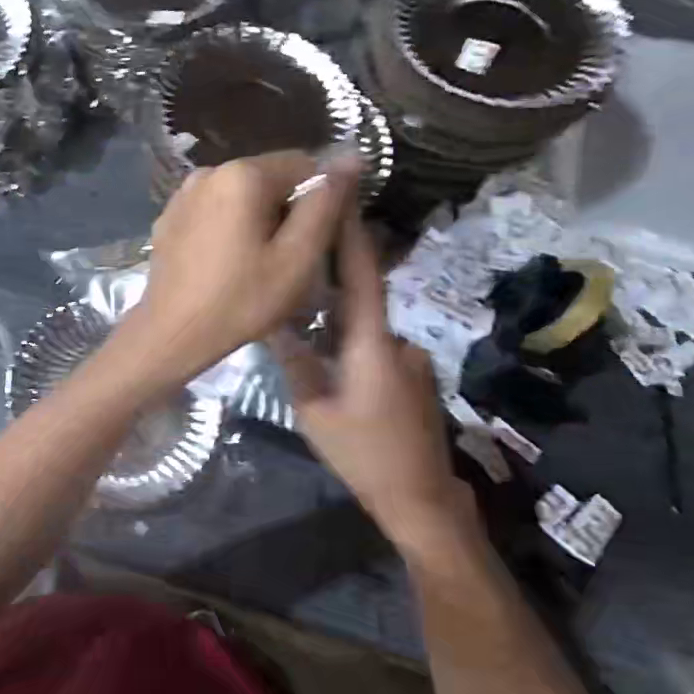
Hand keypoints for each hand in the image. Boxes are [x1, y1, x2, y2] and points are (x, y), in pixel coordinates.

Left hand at [112, 150, 359, 390]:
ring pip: (242, 196)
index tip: (316, 241)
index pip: (304, 165)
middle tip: (287, 260)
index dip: (320, 200)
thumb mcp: (296, 258)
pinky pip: (214, 211)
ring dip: (258, 221)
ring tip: (255, 266)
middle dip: (287, 211)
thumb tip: (351, 159)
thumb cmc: (241, 301)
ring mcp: (184, 194)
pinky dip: (228, 229)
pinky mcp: (169, 218)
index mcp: (243, 174)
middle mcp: (209, 171)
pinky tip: (225, 265)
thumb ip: (325, 205)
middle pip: (270, 178)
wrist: (171, 334)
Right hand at [275, 216, 479, 562]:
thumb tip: (273, 324)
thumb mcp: (314, 410)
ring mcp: (410, 358)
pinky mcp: (412, 376)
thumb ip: (297, 362)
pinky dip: (352, 340)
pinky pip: (376, 345)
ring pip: (367, 325)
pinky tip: (332, 358)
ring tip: (305, 313)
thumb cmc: (363, 454)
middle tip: (302, 254)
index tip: (341, 198)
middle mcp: (397, 341)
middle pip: (364, 294)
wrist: (420, 495)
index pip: (362, 276)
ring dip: (340, 314)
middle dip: (337, 270)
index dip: (352, 234)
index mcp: (372, 344)